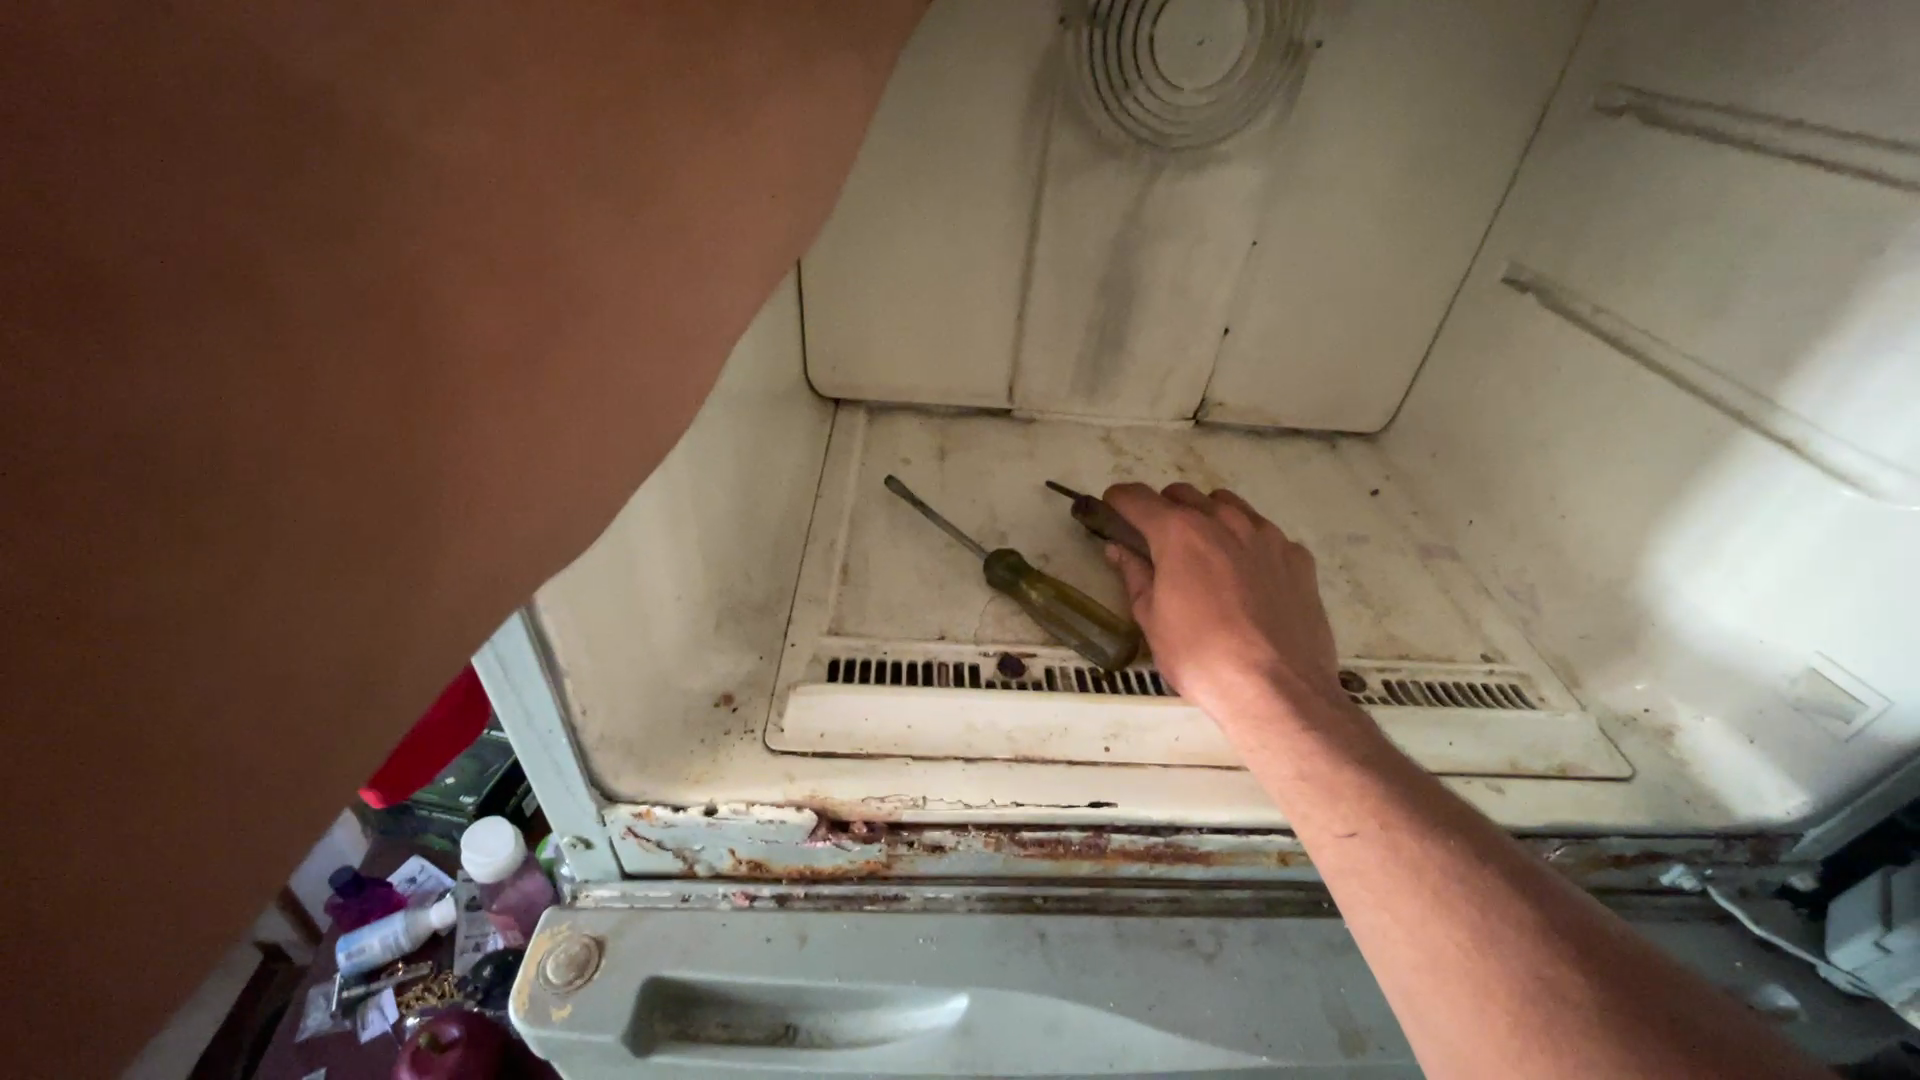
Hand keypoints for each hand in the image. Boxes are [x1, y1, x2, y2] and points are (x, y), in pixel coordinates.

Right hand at [1102, 483, 1352, 726]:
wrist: (1277, 690)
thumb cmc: (1200, 657)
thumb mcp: (1152, 620)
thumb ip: (1135, 576)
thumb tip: (1119, 550)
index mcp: (1180, 533)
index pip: (1138, 498)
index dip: (1119, 500)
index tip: (1110, 507)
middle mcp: (1224, 521)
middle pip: (1184, 494)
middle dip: (1163, 508)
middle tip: (1155, 540)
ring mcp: (1267, 536)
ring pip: (1228, 506)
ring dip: (1207, 517)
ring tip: (1203, 552)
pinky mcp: (1298, 558)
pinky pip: (1265, 534)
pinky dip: (1247, 543)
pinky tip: (1246, 577)